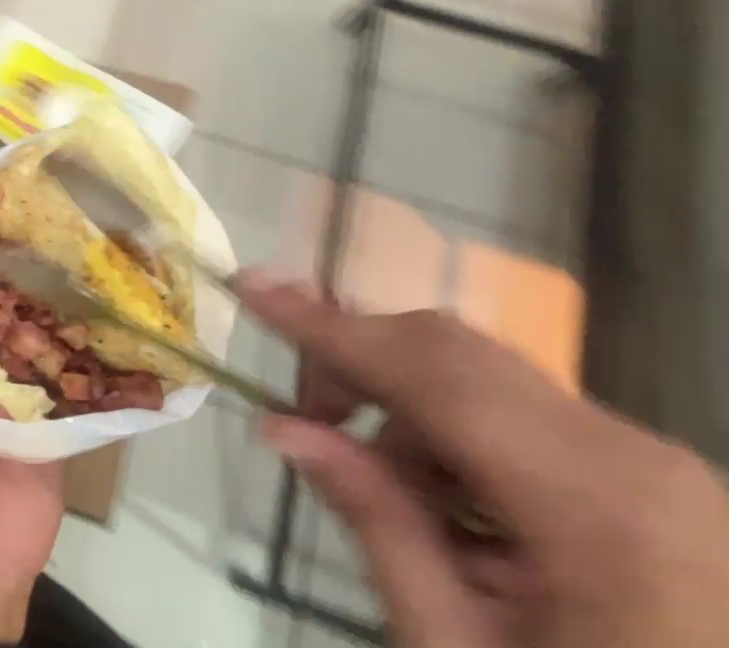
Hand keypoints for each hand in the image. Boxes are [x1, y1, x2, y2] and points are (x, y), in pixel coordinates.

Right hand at [238, 272, 728, 647]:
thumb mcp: (454, 642)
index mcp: (596, 507)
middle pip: (456, 354)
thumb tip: (280, 429)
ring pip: (479, 375)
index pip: (433, 377)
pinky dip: (450, 431)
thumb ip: (375, 523)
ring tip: (380, 485)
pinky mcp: (646, 470)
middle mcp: (634, 457)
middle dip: (356, 363)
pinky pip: (516, 409)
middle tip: (304, 417)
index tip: (250, 286)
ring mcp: (649, 459)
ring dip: (400, 405)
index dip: (331, 328)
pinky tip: (445, 499)